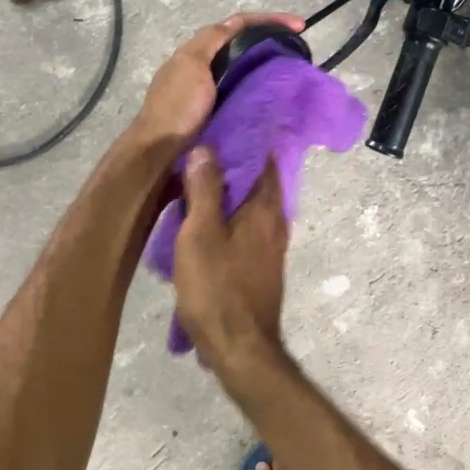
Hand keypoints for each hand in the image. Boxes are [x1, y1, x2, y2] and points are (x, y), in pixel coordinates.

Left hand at [134, 12, 304, 145]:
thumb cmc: (178, 105)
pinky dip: (261, 83)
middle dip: (271, 39)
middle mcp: (206, 64)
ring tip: (292, 67)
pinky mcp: (219, 108)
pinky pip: (245, 88)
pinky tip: (275, 90)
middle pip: (244, 43)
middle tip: (297, 46)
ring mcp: (212, 87)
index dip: (269, 20)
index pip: (239, 24)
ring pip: (245, 65)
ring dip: (268, 61)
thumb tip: (234, 22)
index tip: (299, 25)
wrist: (162, 148)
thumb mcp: (192, 64)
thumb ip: (211, 40)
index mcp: (200, 50)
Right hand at [171, 147, 290, 376]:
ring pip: (249, 204)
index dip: (244, 138)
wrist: (239, 347)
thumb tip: (207, 147)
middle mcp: (276, 220)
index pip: (263, 157)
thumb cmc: (218, 288)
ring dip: (227, 190)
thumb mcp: (200, 234)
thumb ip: (204, 189)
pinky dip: (227, 213)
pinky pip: (244, 224)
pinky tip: (202, 217)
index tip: (220, 122)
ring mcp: (270, 243)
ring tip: (194, 178)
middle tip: (200, 146)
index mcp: (266, 207)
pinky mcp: (259, 263)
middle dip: (232, 162)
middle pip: (256, 180)